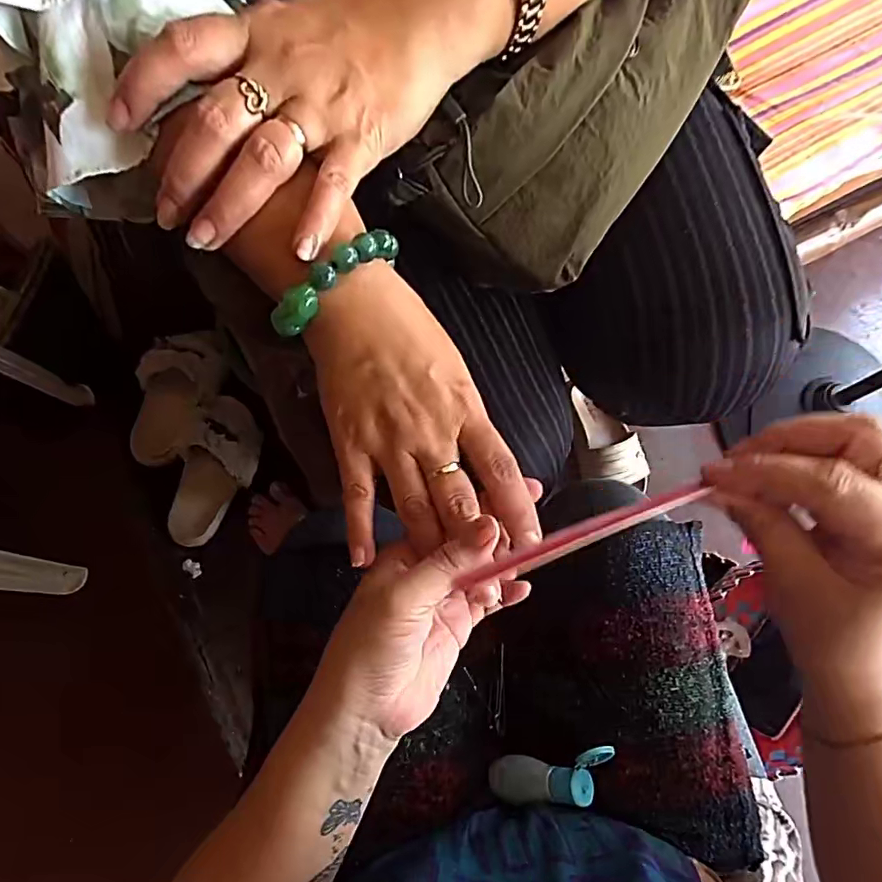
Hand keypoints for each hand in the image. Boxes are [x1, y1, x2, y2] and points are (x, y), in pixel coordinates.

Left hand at [110, 0, 482, 257]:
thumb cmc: (339, 34)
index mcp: (254, 37)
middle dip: (183, 173)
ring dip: (229, 204)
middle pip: (217, 121)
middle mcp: (280, 70)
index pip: (184, 49)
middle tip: (166, 214)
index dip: (145, 82)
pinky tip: (299, 250)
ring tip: (204, 238)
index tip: (119, 119)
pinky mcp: (360, 138)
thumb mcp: (278, 30)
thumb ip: (235, 64)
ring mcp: (320, 106)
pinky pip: (333, 184)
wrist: (414, 21)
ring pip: (265, 158)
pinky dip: (315, 219)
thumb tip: (184, 106)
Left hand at [310, 517, 529, 741]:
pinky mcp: (456, 626)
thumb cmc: (368, 648)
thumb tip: (489, 525)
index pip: (448, 521)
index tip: (514, 490)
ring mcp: (442, 599)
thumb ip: (448, 563)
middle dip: (500, 533)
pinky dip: (506, 595)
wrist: (365, 708)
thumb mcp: (404, 598)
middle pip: (470, 543)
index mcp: (404, 555)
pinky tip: (522, 589)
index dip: (481, 506)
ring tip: (528, 560)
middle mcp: (424, 572)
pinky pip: (488, 602)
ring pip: (483, 571)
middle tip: (533, 526)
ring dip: (505, 566)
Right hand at [311, 265, 541, 567]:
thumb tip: (483, 460)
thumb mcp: (456, 368)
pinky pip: (357, 496)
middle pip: (459, 501)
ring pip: (413, 508)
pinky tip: (366, 561)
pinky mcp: (350, 443)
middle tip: (487, 575)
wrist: (353, 302)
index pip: (500, 471)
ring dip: (429, 548)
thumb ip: (470, 417)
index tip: (531, 543)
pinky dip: (361, 532)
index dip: (517, 512)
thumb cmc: (410, 329)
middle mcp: (432, 432)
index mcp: (465, 408)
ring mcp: (388, 441)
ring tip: (439, 579)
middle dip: (475, 544)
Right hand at [702, 414, 881, 690]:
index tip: (713, 473)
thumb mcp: (789, 579)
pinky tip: (770, 474)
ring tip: (748, 463)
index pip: (831, 481)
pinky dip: (804, 455)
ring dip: (795, 442)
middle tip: (736, 459)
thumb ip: (760, 523)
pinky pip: (850, 454)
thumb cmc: (827, 628)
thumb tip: (720, 485)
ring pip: (856, 437)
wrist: (857, 654)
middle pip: (859, 438)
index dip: (765, 470)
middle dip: (789, 439)